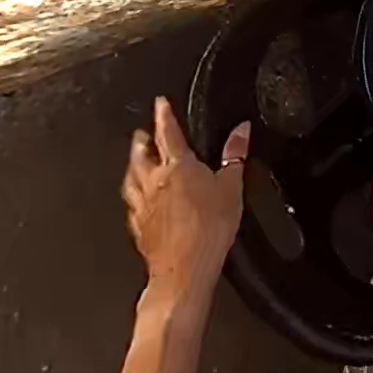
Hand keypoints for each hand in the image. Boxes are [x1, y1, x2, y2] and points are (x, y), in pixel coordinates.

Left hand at [121, 96, 250, 300]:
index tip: (160, 103)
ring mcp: (143, 205)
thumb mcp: (232, 185)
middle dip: (142, 140)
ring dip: (132, 164)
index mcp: (178, 167)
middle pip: (142, 155)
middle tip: (142, 131)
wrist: (184, 268)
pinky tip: (136, 196)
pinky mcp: (138, 226)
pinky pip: (131, 202)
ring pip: (131, 177)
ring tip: (134, 158)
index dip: (164, 116)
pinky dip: (133, 192)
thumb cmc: (209, 227)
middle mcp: (154, 182)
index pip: (168, 133)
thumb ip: (235, 154)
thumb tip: (241, 130)